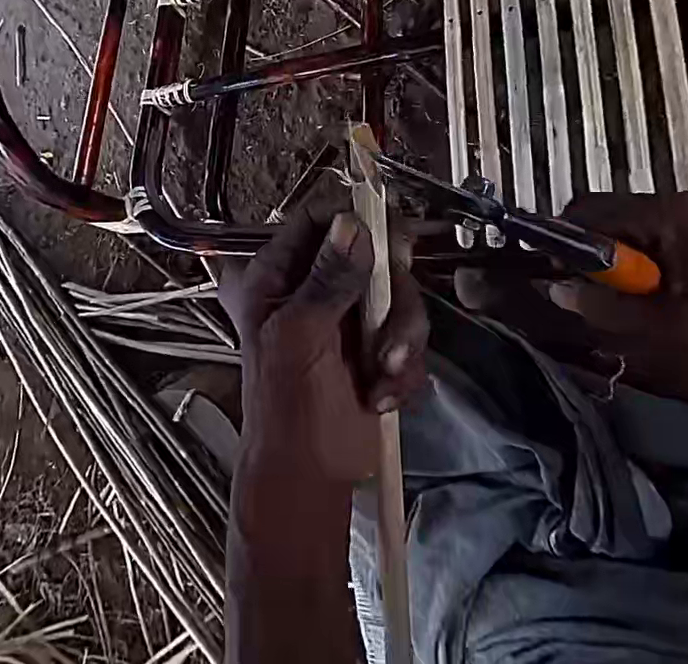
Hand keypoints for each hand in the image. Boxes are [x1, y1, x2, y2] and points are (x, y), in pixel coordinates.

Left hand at [219, 202, 432, 482]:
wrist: (308, 470)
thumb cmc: (285, 400)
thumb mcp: (299, 334)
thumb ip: (328, 280)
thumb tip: (351, 223)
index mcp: (277, 275)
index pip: (315, 221)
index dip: (352, 218)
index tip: (389, 232)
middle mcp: (314, 287)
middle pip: (372, 256)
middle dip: (391, 296)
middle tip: (388, 330)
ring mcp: (348, 316)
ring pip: (399, 297)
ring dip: (400, 340)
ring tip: (382, 373)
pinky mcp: (377, 346)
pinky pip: (410, 337)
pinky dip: (404, 368)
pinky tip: (382, 395)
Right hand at [467, 185, 687, 411]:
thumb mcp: (681, 336)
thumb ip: (610, 309)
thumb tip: (555, 289)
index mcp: (679, 214)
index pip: (588, 214)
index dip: (566, 248)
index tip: (566, 283)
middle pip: (612, 219)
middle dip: (602, 262)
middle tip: (615, 305)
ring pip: (637, 231)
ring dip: (632, 269)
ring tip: (653, 310)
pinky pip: (667, 238)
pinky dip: (658, 267)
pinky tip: (679, 301)